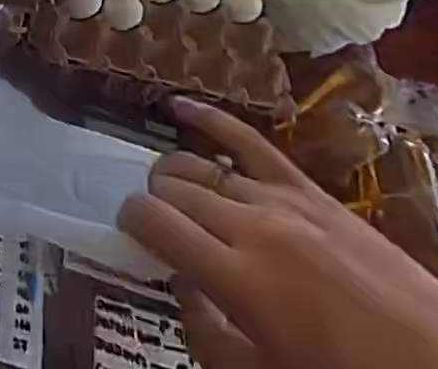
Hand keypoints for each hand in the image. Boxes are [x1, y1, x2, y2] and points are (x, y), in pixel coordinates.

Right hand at [118, 97, 437, 368]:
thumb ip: (205, 332)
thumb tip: (177, 283)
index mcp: (239, 279)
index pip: (154, 222)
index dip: (129, 222)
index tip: (128, 233)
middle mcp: (252, 226)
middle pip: (174, 188)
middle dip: (152, 202)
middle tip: (156, 227)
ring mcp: (283, 200)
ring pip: (201, 165)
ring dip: (175, 176)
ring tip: (167, 191)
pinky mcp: (309, 189)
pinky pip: (249, 139)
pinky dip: (209, 118)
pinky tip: (179, 105)